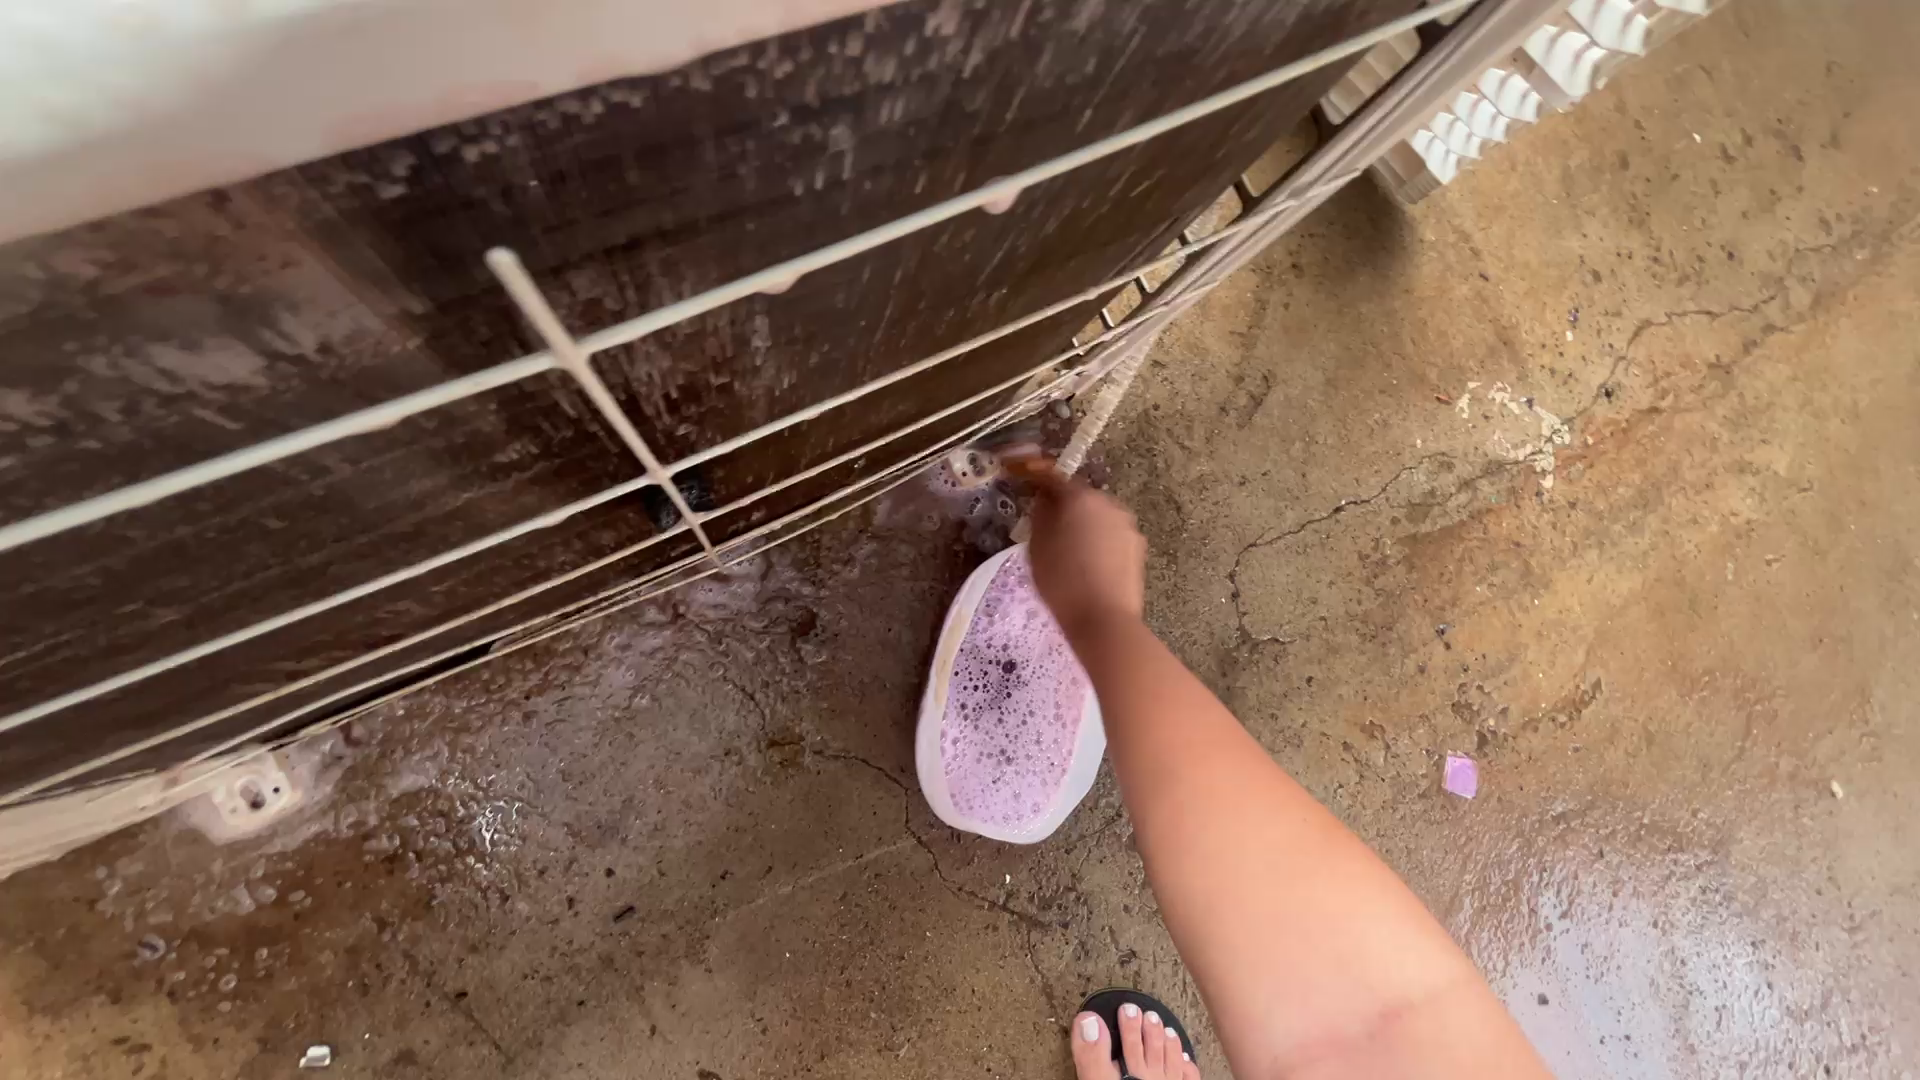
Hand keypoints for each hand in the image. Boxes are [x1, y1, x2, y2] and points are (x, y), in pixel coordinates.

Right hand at [1008, 452, 1146, 638]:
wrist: (1104, 619)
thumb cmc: (1062, 581)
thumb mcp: (1037, 547)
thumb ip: (1040, 515)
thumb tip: (1044, 501)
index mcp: (1080, 499)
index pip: (1054, 477)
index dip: (1036, 474)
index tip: (1023, 473)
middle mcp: (1108, 504)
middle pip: (1080, 497)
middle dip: (1063, 505)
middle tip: (1045, 522)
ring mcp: (1127, 525)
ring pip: (1098, 517)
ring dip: (1083, 524)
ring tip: (1068, 549)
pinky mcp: (1138, 548)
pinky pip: (1111, 535)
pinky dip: (1098, 541)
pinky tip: (1088, 564)